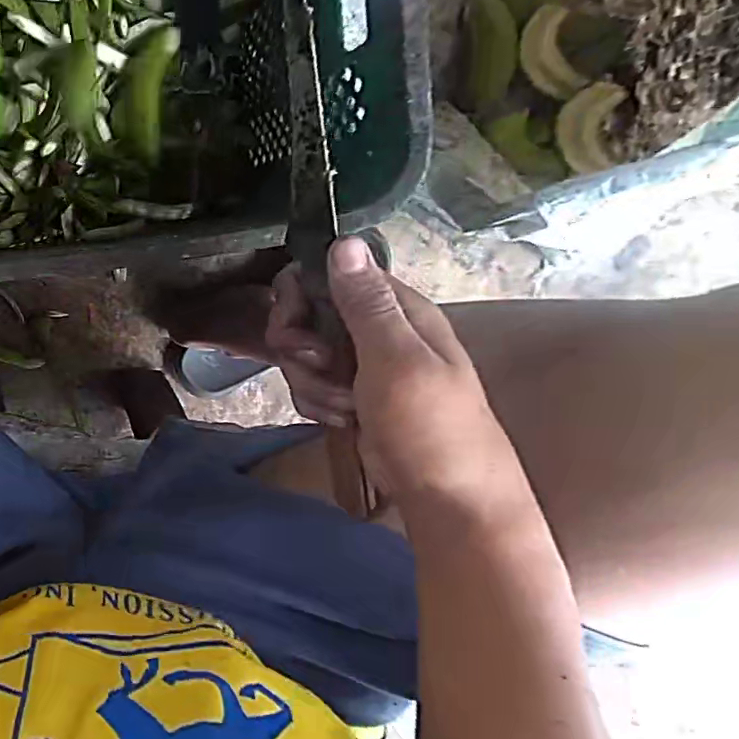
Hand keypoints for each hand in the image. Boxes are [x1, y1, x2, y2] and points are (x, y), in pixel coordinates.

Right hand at [268, 238, 532, 510]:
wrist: (445, 498)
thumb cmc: (430, 425)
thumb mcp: (396, 359)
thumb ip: (365, 303)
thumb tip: (344, 241)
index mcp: (396, 309)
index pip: (330, 275)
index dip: (300, 296)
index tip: (292, 327)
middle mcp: (377, 329)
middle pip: (307, 315)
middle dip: (300, 348)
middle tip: (318, 368)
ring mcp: (362, 364)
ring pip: (303, 355)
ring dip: (312, 383)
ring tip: (344, 406)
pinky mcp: (350, 394)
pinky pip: (311, 385)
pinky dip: (318, 403)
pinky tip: (341, 419)